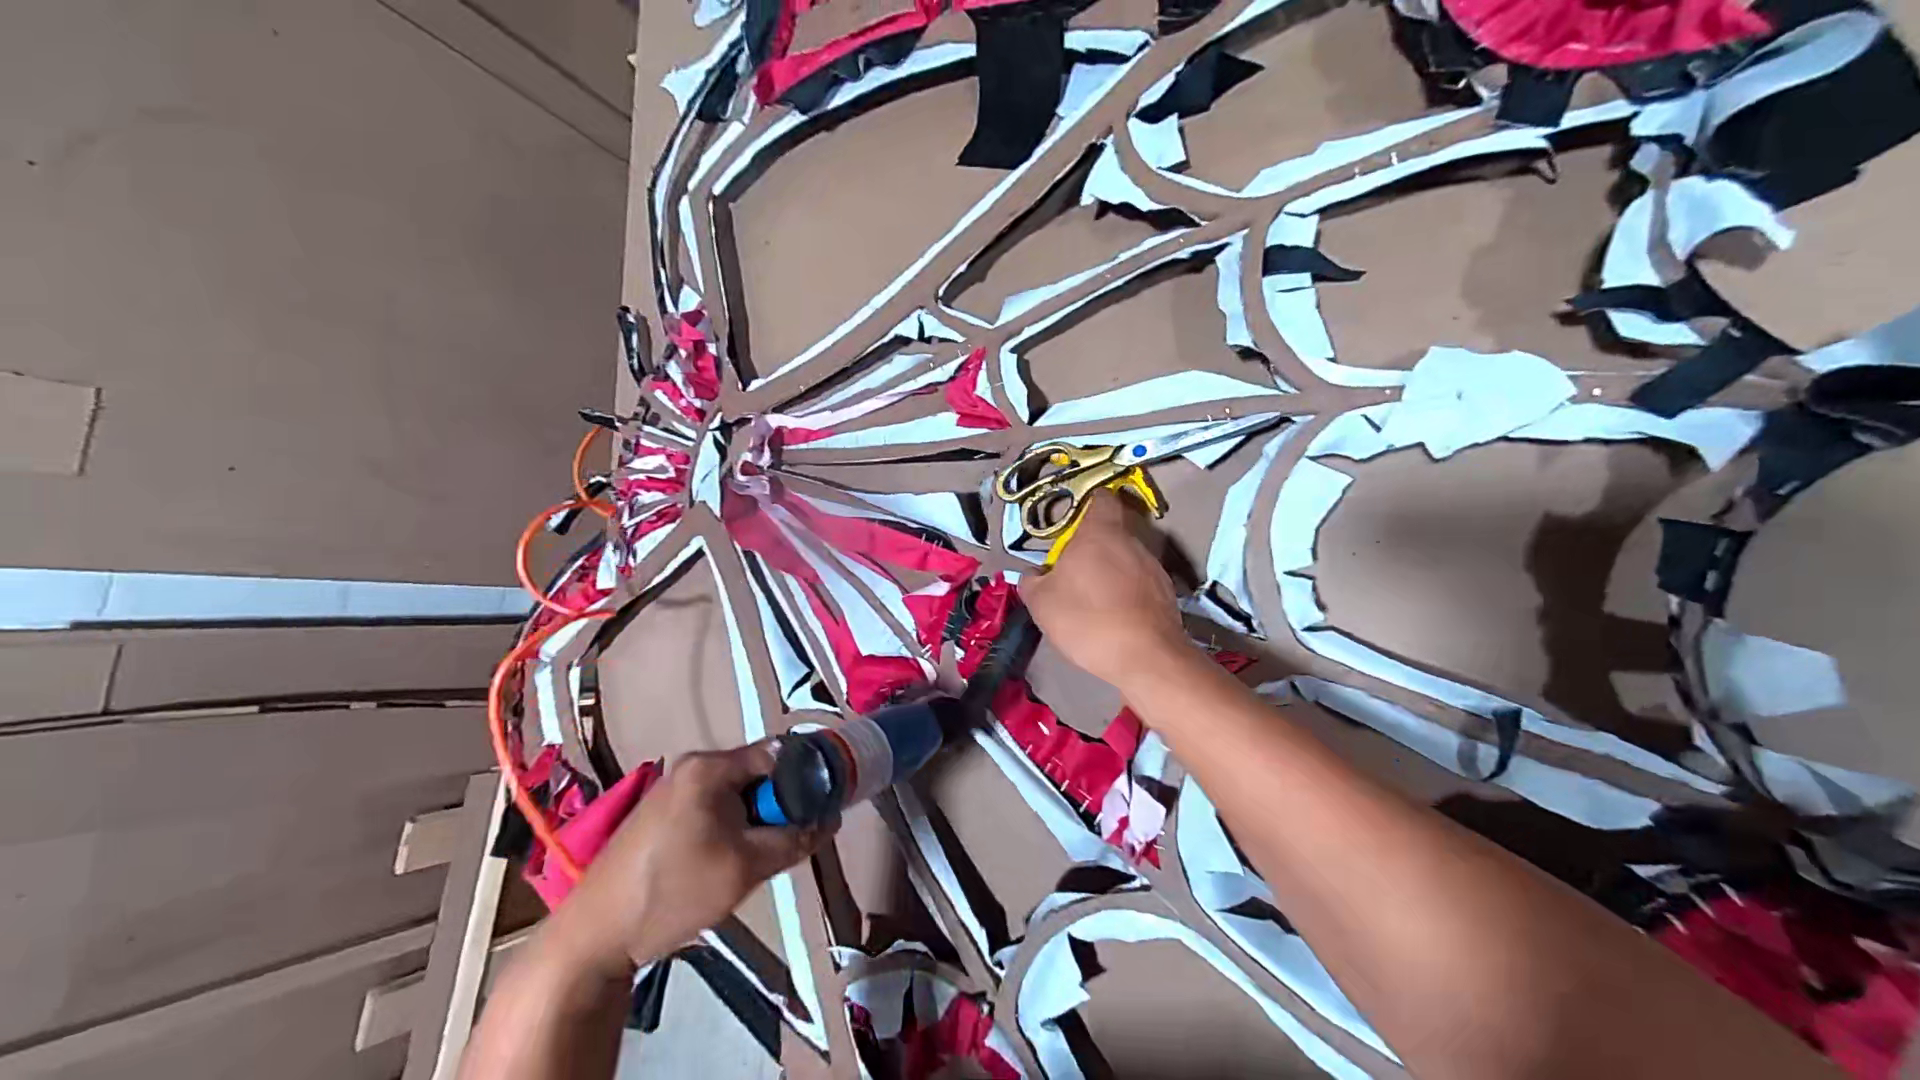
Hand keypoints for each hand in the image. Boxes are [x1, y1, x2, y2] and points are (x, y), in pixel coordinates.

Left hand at [545, 743, 832, 976]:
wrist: (595, 936)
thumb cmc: (674, 892)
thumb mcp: (746, 867)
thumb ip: (794, 838)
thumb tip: (830, 820)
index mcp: (709, 766)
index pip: (778, 754)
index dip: (806, 777)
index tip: (822, 807)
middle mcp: (691, 766)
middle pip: (757, 774)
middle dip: (778, 805)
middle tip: (787, 842)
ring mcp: (673, 788)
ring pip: (736, 794)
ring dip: (755, 820)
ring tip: (756, 858)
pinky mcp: (662, 813)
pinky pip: (714, 807)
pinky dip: (731, 827)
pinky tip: (727, 862)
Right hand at [1017, 489, 1192, 692]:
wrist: (1146, 658)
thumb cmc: (1087, 619)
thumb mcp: (1041, 603)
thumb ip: (1031, 581)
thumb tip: (1033, 574)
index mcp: (1100, 533)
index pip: (1100, 498)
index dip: (1085, 506)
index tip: (1070, 524)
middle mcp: (1132, 542)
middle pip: (1111, 533)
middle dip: (1092, 549)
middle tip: (1072, 574)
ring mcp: (1154, 568)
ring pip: (1126, 561)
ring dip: (1111, 574)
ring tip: (1093, 602)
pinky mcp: (1167, 594)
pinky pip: (1140, 585)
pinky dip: (1127, 595)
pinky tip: (1114, 620)